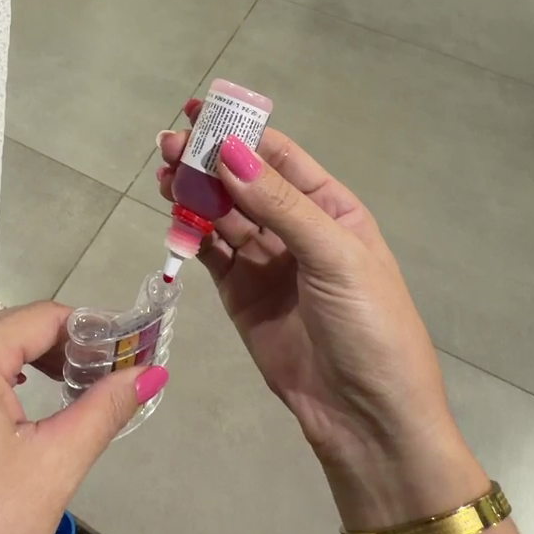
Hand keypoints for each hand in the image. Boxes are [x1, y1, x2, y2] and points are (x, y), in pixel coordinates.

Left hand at [0, 302, 168, 533]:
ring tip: (61, 384)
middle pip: (8, 323)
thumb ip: (104, 409)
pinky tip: (9, 399)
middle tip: (97, 374)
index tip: (121, 350)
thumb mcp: (52, 466)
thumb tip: (150, 373)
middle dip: (55, 343)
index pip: (42, 317)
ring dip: (21, 354)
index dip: (87, 330)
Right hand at [159, 102, 502, 532]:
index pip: (279, 157)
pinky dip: (190, 233)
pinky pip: (211, 253)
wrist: (367, 423)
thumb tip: (228, 151)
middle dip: (208, 160)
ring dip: (194, 192)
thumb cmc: (370, 327)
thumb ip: (280, 204)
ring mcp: (266, 262)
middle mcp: (295, 229)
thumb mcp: (336, 258)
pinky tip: (172, 215)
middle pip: (243, 182)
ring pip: (222, 214)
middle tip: (168, 143)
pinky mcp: (240, 294)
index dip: (240, 131)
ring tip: (163, 173)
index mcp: (330, 210)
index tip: (199, 110)